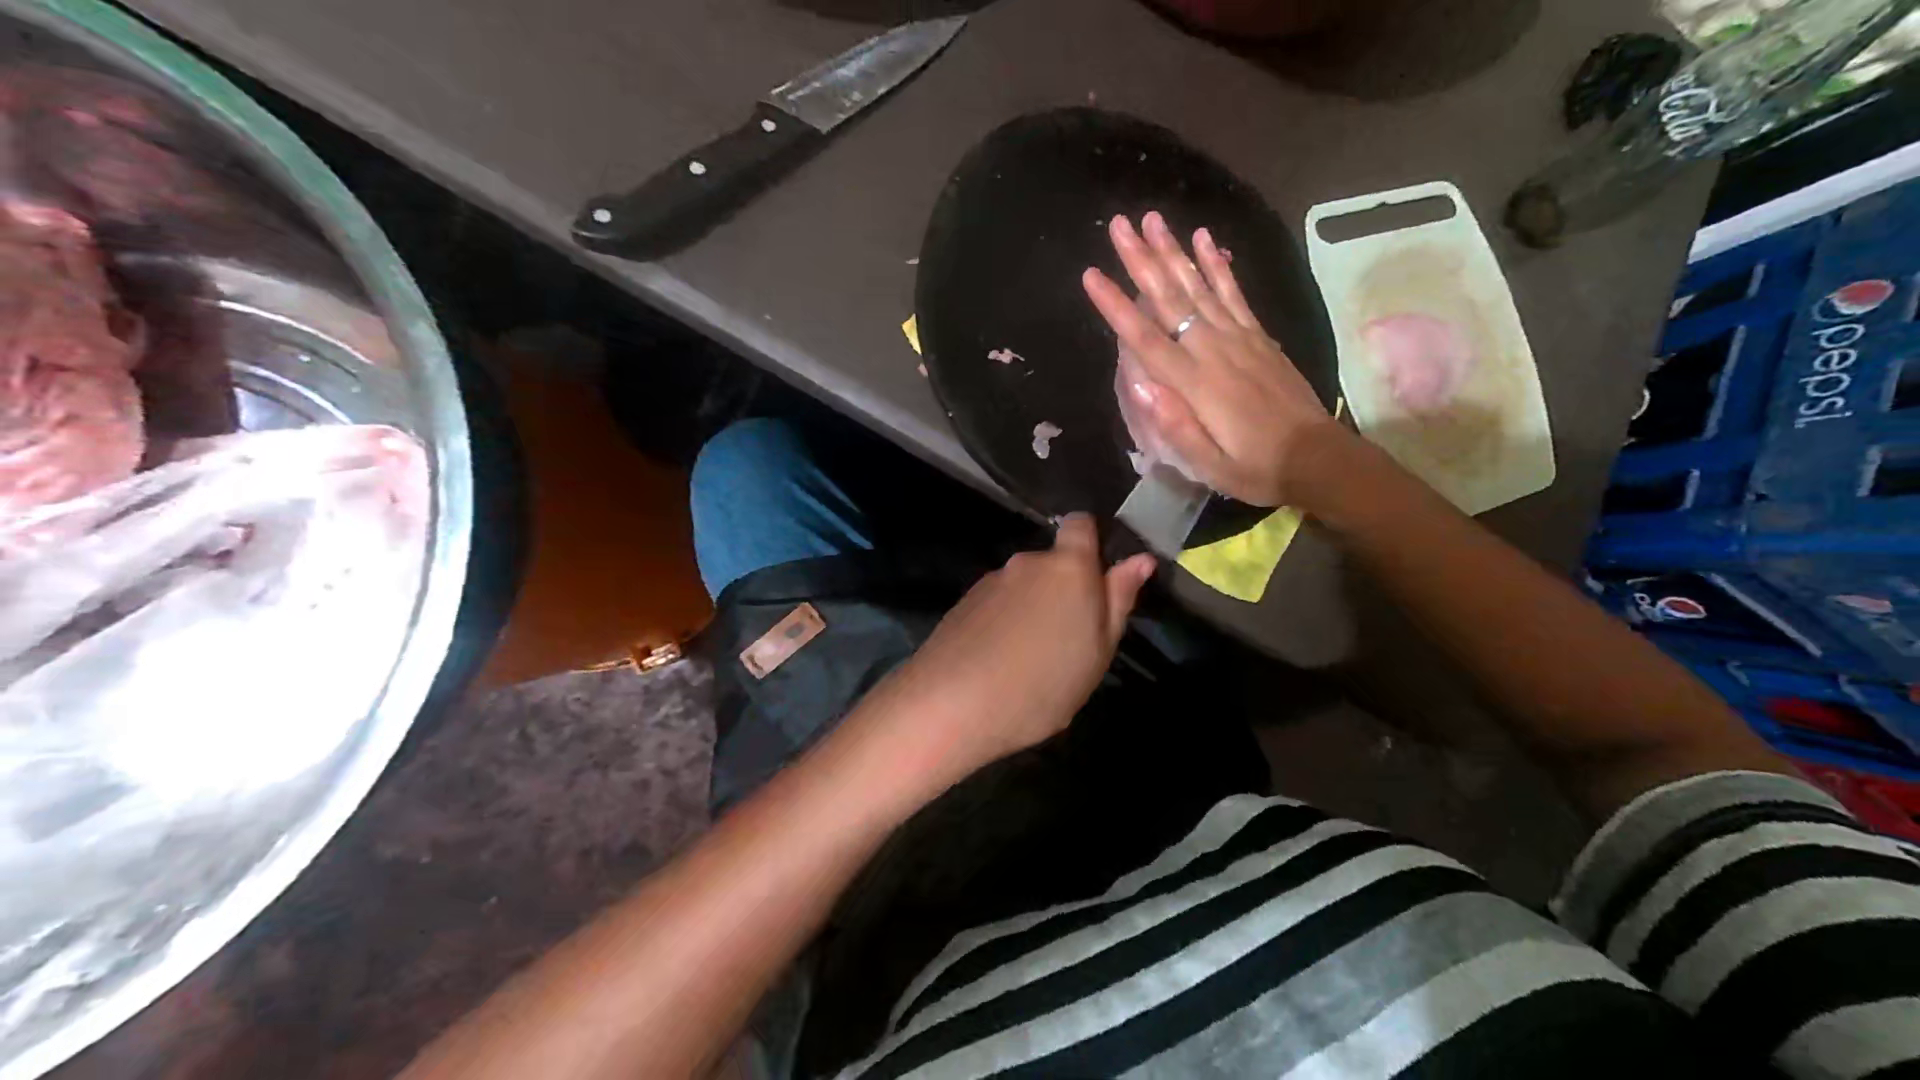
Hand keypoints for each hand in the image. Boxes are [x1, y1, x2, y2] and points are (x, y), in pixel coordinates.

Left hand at [857, 515, 1154, 781]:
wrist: (952, 704)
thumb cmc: (1043, 684)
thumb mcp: (1098, 651)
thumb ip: (1118, 600)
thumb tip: (1140, 558)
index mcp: (1068, 567)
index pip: (1081, 524)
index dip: (1091, 541)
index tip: (1097, 578)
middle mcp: (1027, 562)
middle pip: (1053, 563)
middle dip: (1063, 591)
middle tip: (1069, 641)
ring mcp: (991, 581)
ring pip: (1024, 587)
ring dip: (1032, 610)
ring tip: (1031, 661)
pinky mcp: (963, 603)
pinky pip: (997, 605)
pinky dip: (1004, 624)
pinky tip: (1000, 663)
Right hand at [1083, 211, 1349, 506]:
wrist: (1316, 457)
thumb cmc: (1254, 468)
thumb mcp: (1209, 466)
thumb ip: (1175, 427)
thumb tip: (1138, 385)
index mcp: (1195, 384)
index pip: (1146, 338)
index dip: (1116, 306)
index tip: (1091, 275)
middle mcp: (1214, 350)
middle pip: (1170, 298)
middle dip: (1141, 260)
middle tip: (1119, 224)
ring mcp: (1239, 338)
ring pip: (1198, 286)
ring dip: (1173, 251)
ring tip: (1152, 219)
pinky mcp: (1257, 336)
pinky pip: (1233, 293)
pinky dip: (1217, 265)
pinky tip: (1204, 239)